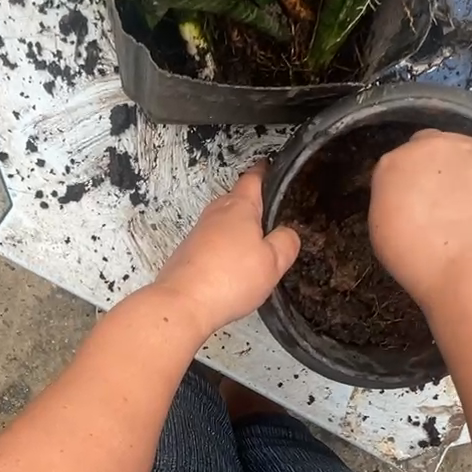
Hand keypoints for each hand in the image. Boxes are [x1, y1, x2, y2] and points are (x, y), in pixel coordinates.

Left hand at [149, 165, 300, 334]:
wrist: (183, 303)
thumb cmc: (228, 280)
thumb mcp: (272, 263)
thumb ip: (286, 243)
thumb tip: (289, 234)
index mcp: (239, 208)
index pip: (252, 179)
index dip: (263, 172)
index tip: (267, 167)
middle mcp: (215, 215)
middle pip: (233, 199)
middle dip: (248, 202)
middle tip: (265, 209)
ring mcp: (197, 234)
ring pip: (220, 222)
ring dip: (234, 228)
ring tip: (251, 241)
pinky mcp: (187, 255)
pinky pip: (209, 244)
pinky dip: (221, 249)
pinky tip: (230, 266)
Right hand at [368, 129, 471, 308]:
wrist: (466, 262)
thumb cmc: (415, 258)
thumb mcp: (383, 231)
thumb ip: (391, 202)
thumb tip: (407, 199)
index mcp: (389, 166)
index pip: (394, 167)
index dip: (404, 186)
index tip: (411, 205)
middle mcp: (423, 145)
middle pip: (425, 147)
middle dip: (430, 167)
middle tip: (439, 200)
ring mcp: (461, 146)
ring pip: (457, 149)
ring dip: (458, 168)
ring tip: (465, 202)